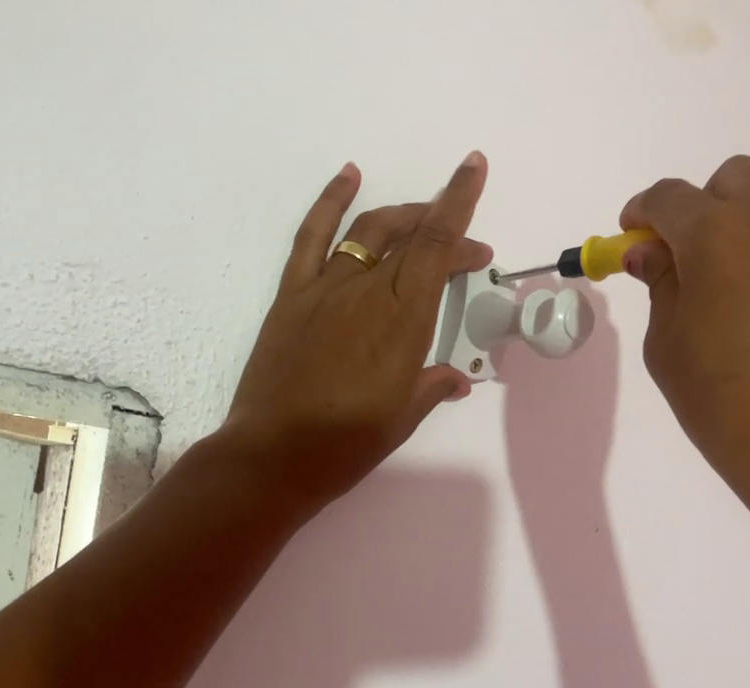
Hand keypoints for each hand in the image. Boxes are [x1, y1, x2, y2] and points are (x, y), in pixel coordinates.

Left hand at [216, 153, 492, 513]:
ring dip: (401, 215)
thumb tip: (455, 379)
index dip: (460, 203)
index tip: (475, 169)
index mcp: (403, 320)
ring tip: (422, 216)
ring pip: (369, 230)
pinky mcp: (292, 295)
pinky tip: (349, 178)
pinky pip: (313, 236)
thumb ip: (431, 387)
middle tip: (468, 251)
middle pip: (411, 237)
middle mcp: (367, 291)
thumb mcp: (402, 419)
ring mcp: (326, 288)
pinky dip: (331, 201)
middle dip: (445, 227)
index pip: (437, 246)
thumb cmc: (346, 444)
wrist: (274, 455)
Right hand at [619, 155, 749, 522]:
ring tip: (725, 289)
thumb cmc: (723, 402)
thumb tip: (653, 253)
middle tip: (681, 261)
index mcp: (718, 231)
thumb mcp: (667, 346)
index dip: (641, 215)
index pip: (668, 197)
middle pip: (731, 181)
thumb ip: (660, 285)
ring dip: (741, 227)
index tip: (630, 241)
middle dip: (699, 208)